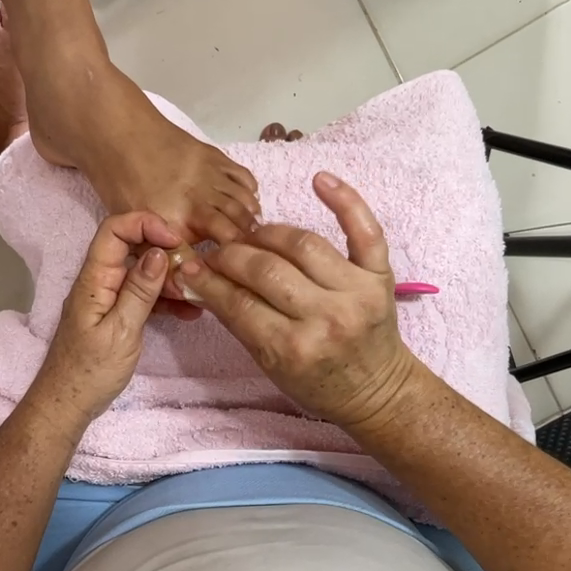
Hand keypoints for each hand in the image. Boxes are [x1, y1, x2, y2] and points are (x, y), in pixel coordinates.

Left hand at [29, 211, 182, 426]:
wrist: (68, 403)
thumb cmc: (90, 372)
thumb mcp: (122, 331)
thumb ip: (139, 291)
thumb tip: (158, 253)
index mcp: (94, 280)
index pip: (114, 230)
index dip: (146, 224)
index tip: (176, 241)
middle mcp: (98, 282)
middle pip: (131, 247)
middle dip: (164, 251)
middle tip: (191, 270)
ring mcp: (106, 297)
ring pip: (140, 272)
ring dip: (168, 278)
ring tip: (195, 293)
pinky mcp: (115, 314)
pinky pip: (141, 295)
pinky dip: (164, 299)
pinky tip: (188, 310)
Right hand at [172, 172, 426, 429]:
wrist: (375, 391)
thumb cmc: (315, 383)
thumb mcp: (268, 363)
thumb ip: (239, 320)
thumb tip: (201, 280)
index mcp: (293, 348)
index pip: (238, 303)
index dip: (208, 280)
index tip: (189, 266)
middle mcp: (326, 318)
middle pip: (266, 269)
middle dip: (231, 255)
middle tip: (217, 252)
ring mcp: (357, 293)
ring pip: (303, 244)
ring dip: (268, 234)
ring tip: (251, 236)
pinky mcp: (381, 276)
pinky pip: (365, 230)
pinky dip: (345, 200)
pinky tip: (319, 180)